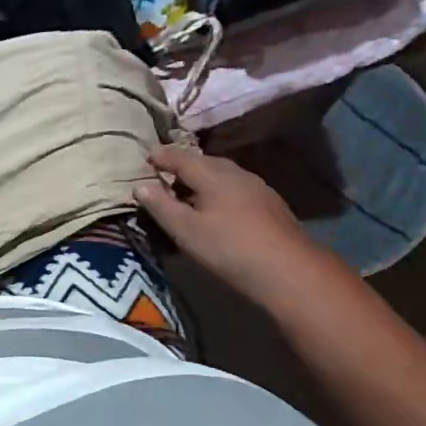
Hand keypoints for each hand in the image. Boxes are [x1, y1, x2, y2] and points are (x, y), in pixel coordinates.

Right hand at [132, 142, 316, 289]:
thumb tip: (139, 185)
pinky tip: (215, 207)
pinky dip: (217, 190)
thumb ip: (160, 206)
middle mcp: (237, 174)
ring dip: (202, 178)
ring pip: (222, 175)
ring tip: (186, 190)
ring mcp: (257, 188)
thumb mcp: (184, 230)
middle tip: (164, 173)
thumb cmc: (227, 248)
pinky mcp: (269, 204)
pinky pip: (235, 187)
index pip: (182, 158)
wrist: (286, 269)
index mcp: (214, 175)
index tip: (146, 156)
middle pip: (205, 162)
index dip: (162, 156)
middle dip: (183, 164)